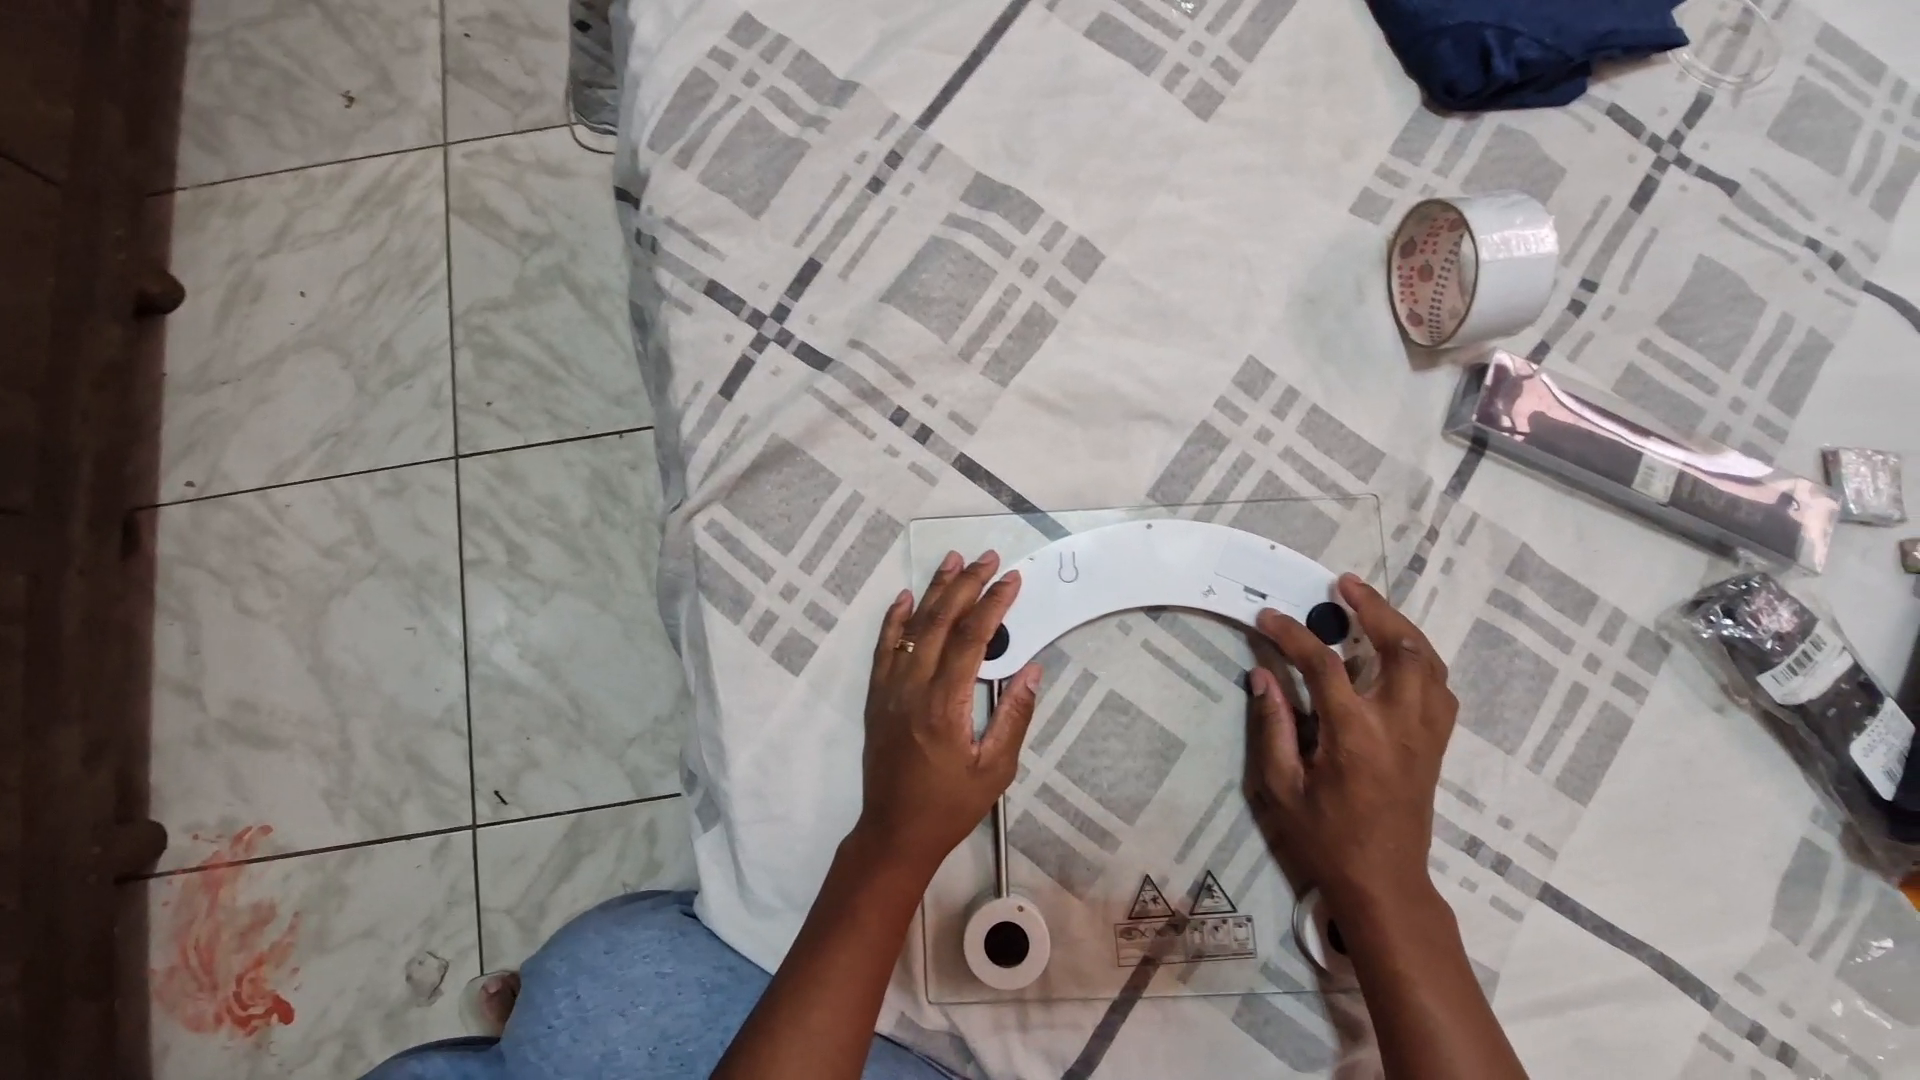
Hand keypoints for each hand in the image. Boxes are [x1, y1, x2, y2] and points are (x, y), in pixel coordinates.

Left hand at [854, 550, 1042, 876]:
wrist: (894, 831)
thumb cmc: (950, 805)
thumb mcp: (996, 769)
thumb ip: (1014, 715)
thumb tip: (1033, 669)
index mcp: (946, 704)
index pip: (972, 638)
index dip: (993, 604)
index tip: (1011, 580)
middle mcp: (914, 688)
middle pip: (941, 621)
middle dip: (966, 585)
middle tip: (988, 557)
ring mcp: (890, 689)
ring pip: (911, 628)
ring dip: (933, 591)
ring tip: (952, 560)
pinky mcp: (877, 696)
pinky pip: (884, 648)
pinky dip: (894, 619)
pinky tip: (904, 597)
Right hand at [1245, 573, 1456, 915]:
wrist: (1385, 882)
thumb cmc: (1325, 838)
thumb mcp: (1281, 787)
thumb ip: (1272, 725)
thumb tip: (1263, 674)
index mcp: (1356, 735)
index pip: (1324, 665)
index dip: (1293, 635)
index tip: (1268, 617)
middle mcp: (1400, 725)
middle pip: (1401, 648)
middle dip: (1373, 608)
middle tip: (1343, 584)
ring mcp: (1427, 734)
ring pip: (1429, 662)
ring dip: (1401, 627)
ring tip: (1370, 606)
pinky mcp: (1437, 744)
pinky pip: (1440, 687)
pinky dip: (1420, 659)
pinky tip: (1398, 654)